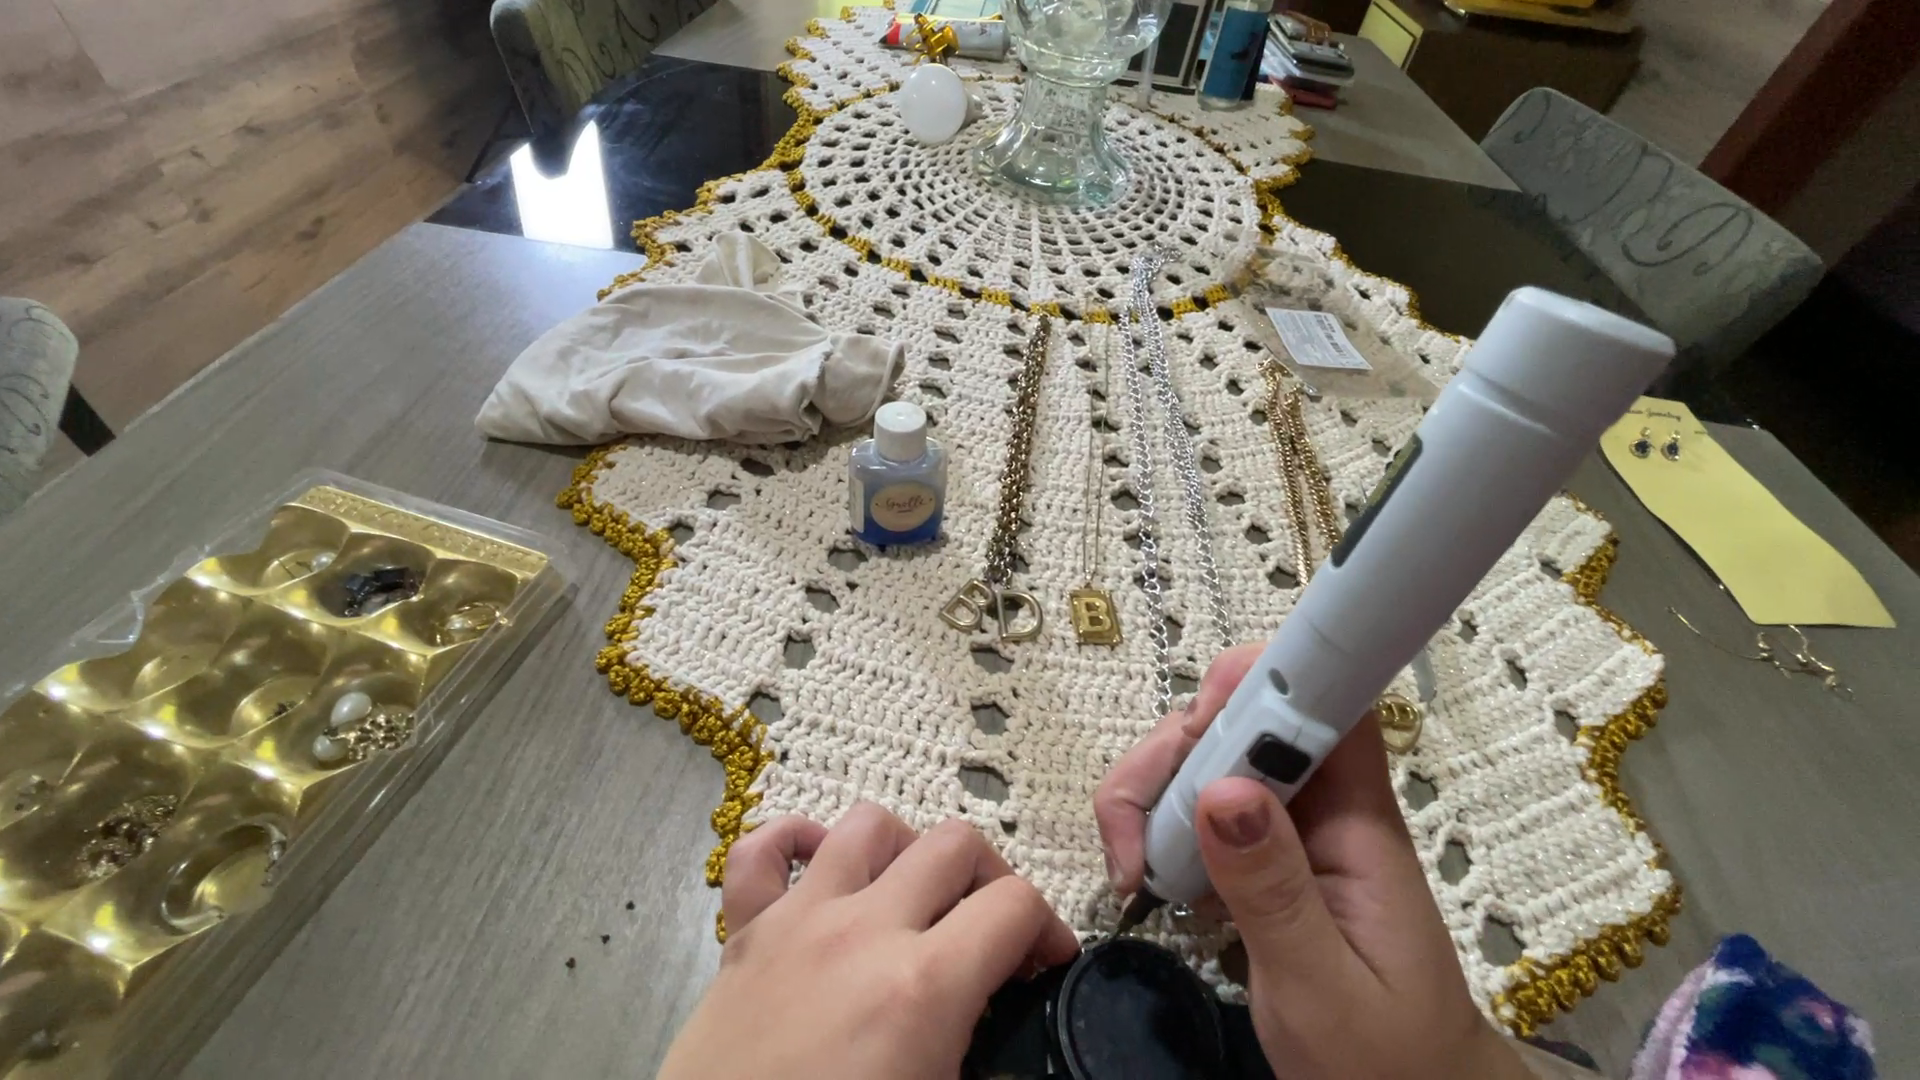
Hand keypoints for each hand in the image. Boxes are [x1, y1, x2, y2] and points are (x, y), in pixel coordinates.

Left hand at [658, 803, 1081, 1079]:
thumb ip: (982, 1060)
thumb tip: (1006, 1044)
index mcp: (921, 985)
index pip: (1013, 905)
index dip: (1047, 926)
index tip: (1046, 962)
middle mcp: (864, 928)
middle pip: (954, 844)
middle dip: (991, 878)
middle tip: (990, 930)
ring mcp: (798, 919)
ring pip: (868, 825)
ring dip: (906, 850)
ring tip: (914, 895)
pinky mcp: (744, 930)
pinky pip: (761, 849)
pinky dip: (794, 841)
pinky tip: (819, 870)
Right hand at [1094, 645, 1531, 1079]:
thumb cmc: (1385, 1060)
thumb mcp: (1322, 988)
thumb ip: (1273, 892)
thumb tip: (1221, 791)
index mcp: (1356, 823)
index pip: (1325, 707)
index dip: (1258, 684)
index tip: (1193, 728)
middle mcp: (1318, 805)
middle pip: (1235, 724)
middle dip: (1167, 758)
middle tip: (1129, 839)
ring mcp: (1284, 824)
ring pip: (1204, 760)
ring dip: (1150, 796)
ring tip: (1131, 869)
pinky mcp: (1258, 849)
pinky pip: (1195, 804)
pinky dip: (1154, 825)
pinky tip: (1146, 873)